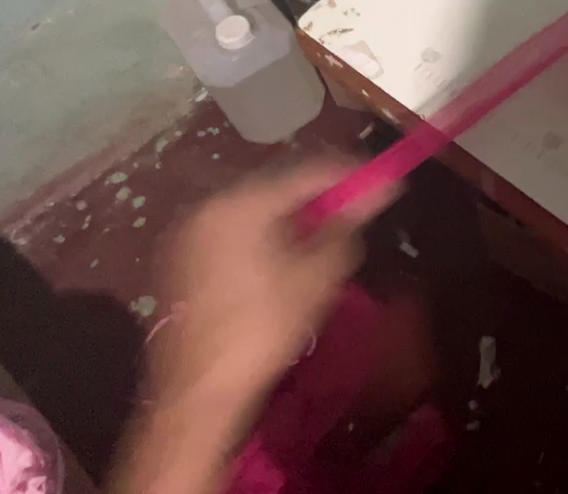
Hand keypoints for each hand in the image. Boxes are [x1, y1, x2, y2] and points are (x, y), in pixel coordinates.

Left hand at [147, 159, 397, 415]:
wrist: (199, 394)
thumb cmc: (265, 328)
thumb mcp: (319, 272)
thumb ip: (350, 221)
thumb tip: (383, 188)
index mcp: (243, 204)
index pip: (310, 172)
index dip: (352, 175)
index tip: (384, 182)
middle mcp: (212, 206)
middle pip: (282, 187)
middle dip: (322, 197)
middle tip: (356, 212)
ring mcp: (192, 231)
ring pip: (259, 209)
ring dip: (295, 216)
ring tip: (326, 237)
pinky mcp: (182, 257)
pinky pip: (237, 229)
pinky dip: (267, 233)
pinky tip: (288, 256)